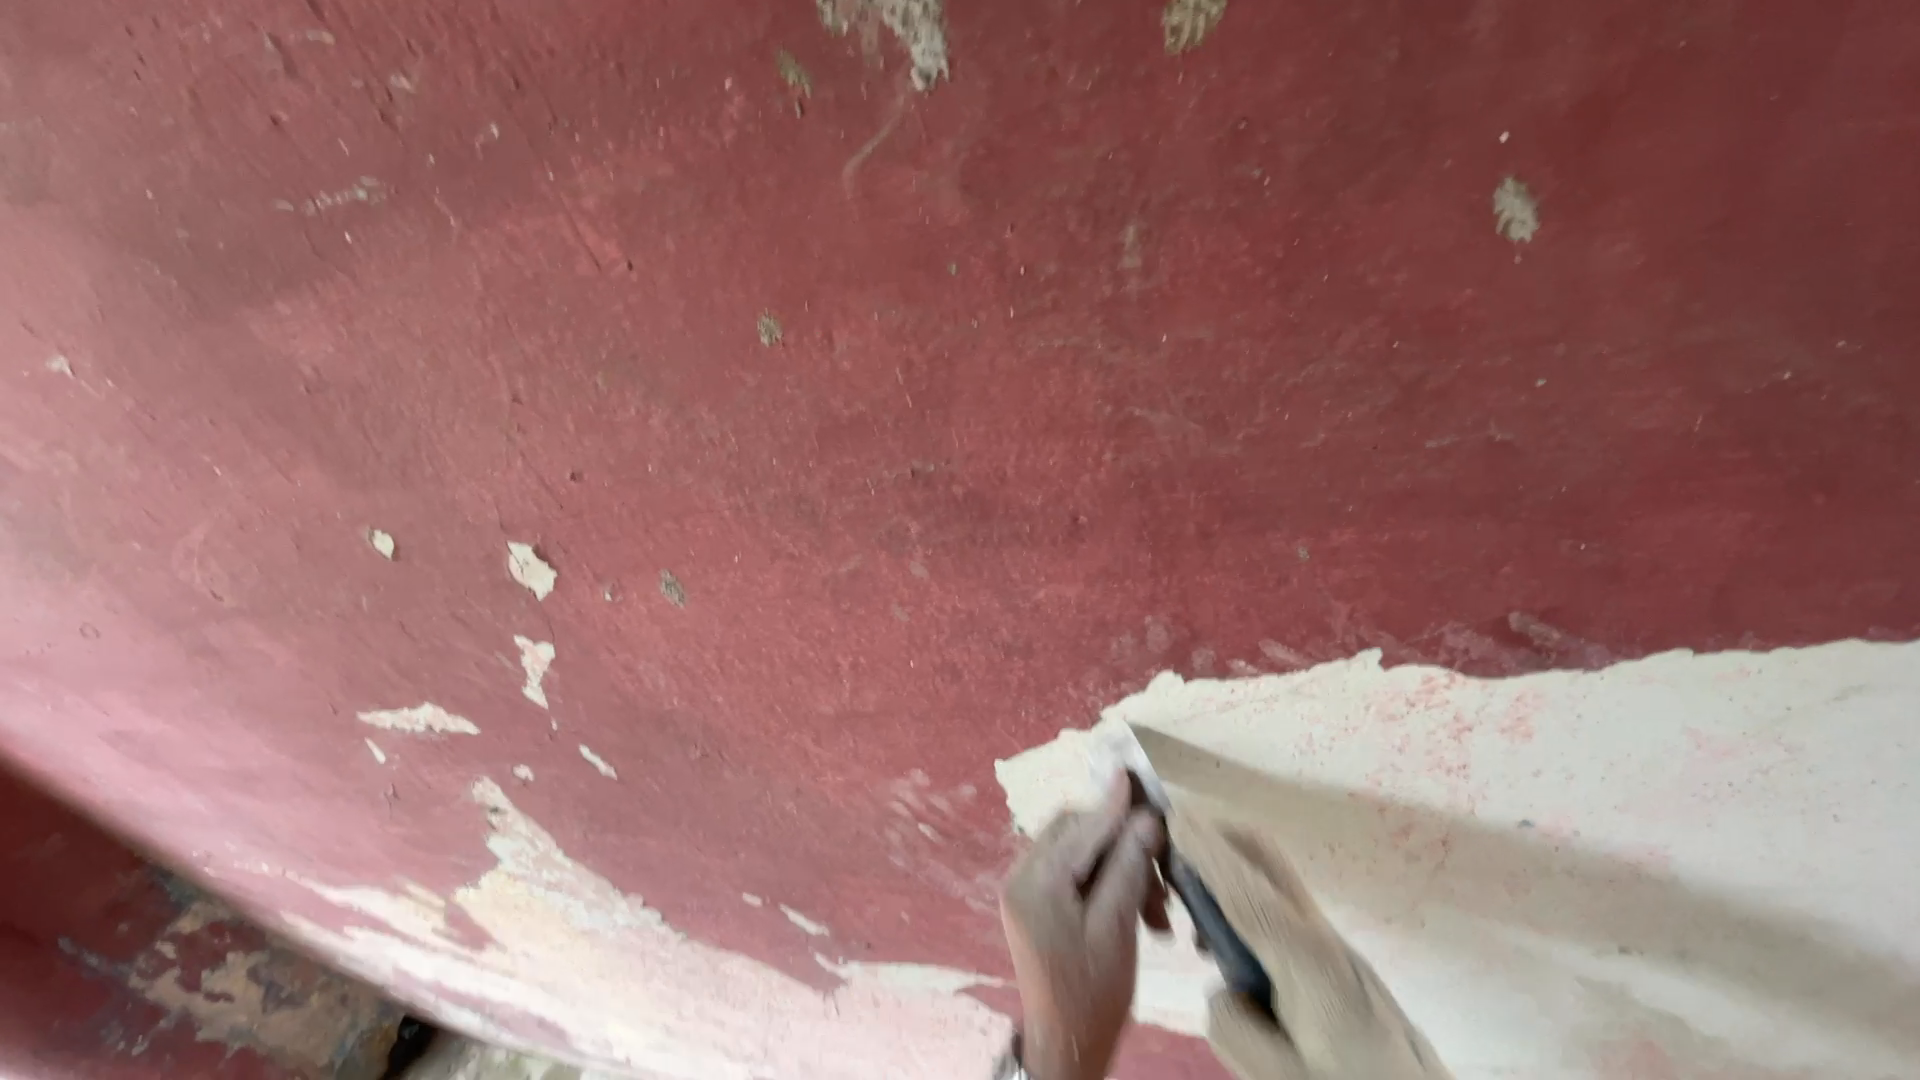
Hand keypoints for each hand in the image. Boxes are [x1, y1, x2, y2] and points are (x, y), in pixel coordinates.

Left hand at [1000, 773, 1168, 1079]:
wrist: (1066, 1044)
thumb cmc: (1093, 991)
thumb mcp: (1117, 927)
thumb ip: (1128, 866)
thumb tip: (1145, 817)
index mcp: (1036, 880)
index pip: (1082, 829)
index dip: (1113, 803)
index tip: (1132, 771)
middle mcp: (1022, 874)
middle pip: (1077, 833)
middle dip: (1122, 844)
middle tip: (1160, 868)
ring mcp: (1024, 887)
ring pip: (1078, 852)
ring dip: (1119, 867)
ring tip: (1156, 909)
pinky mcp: (1034, 901)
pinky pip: (1071, 872)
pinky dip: (1104, 881)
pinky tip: (1136, 909)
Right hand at [1171, 812, 1449, 1079]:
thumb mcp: (1280, 1078)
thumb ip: (1232, 1025)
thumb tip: (1220, 989)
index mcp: (1306, 959)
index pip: (1243, 888)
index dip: (1203, 848)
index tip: (1171, 816)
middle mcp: (1321, 936)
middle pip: (1264, 856)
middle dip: (1216, 834)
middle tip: (1172, 845)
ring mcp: (1334, 946)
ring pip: (1270, 882)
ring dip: (1227, 873)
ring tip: (1190, 913)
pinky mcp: (1337, 963)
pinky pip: (1280, 912)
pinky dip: (1244, 906)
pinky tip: (1229, 954)